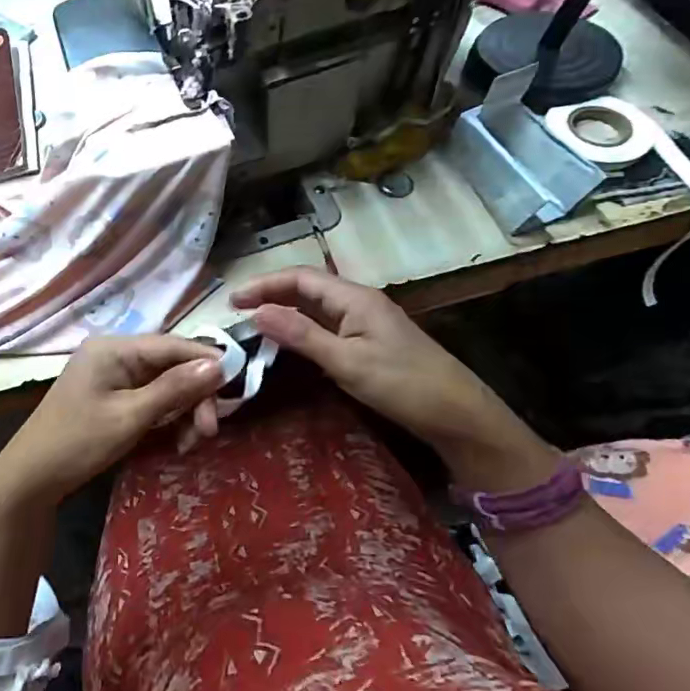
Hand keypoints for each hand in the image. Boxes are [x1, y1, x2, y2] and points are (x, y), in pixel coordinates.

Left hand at [0, 335, 224, 505]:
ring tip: (190, 444)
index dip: (207, 363)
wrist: (32, 478)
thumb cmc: (78, 442)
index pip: (173, 345)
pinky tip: (176, 442)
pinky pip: (152, 400)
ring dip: (184, 413)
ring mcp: (114, 376)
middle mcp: (116, 354)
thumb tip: (219, 365)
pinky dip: (168, 419)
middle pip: (172, 366)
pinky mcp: (114, 397)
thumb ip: (174, 389)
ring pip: (166, 386)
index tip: (234, 389)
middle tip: (209, 432)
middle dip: (195, 398)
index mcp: (114, 348)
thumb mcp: (131, 417)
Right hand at [231, 267, 562, 493]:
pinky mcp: (370, 341)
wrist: (456, 413)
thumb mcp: (346, 362)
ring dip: (285, 312)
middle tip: (237, 313)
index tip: (233, 301)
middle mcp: (359, 302)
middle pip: (307, 288)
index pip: (301, 278)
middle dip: (271, 295)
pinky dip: (303, 330)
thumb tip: (258, 312)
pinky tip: (289, 344)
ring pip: (317, 308)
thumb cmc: (402, 384)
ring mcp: (366, 322)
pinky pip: (328, 326)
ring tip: (254, 326)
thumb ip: (301, 335)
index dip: (265, 284)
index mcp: (354, 298)